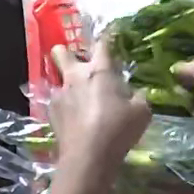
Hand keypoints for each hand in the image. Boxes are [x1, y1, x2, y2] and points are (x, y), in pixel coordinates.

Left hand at [48, 35, 149, 177]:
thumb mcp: (142, 112)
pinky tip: (74, 120)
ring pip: (58, 79)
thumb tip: (135, 92)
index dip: (107, 38)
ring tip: (79, 100)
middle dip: (67, 53)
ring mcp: (60, 93)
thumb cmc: (118, 129)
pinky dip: (65, 106)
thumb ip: (138, 96)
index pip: (102, 42)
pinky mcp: (51, 111)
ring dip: (68, 84)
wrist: (88, 156)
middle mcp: (75, 76)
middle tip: (80, 66)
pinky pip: (57, 101)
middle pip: (61, 51)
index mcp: (100, 70)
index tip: (111, 39)